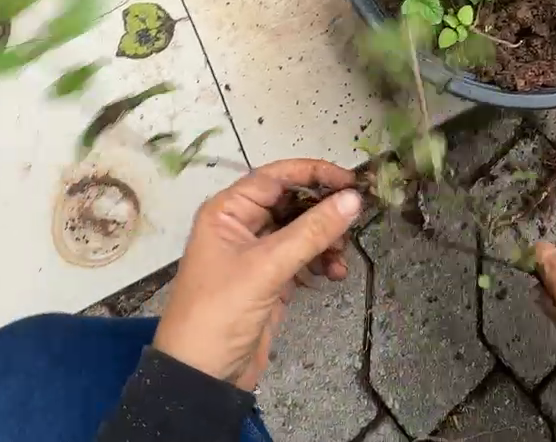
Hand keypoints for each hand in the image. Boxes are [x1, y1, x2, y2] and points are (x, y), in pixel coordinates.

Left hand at [153, 159, 363, 389]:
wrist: (200, 381)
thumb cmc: (221, 313)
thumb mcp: (268, 268)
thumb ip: (313, 231)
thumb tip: (354, 198)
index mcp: (229, 210)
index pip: (278, 176)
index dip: (316, 174)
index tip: (351, 181)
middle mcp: (242, 224)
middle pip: (293, 202)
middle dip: (324, 212)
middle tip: (354, 221)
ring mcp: (256, 252)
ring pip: (302, 229)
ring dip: (326, 240)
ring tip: (341, 259)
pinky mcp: (269, 277)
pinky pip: (303, 255)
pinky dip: (321, 261)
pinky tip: (334, 275)